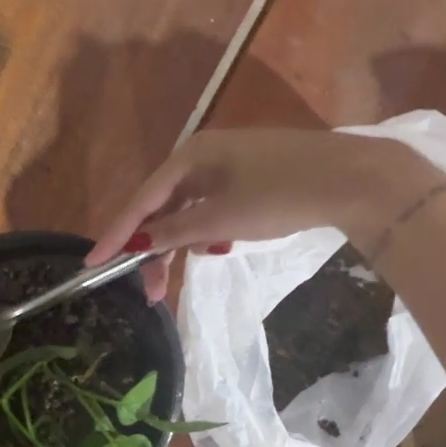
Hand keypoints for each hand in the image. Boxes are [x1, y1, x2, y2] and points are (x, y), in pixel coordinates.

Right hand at [87, 129, 434, 300]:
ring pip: (186, 212)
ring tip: (176, 279)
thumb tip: (134, 246)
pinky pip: (211, 209)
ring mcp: (229, 164)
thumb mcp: (218, 220)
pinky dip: (204, 233)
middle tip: (149, 292)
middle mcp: (204, 154)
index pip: (140, 202)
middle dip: (151, 250)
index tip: (91, 266)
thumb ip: (171, 234)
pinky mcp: (251, 177)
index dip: (115, 236)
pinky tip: (214, 250)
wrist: (353, 179)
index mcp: (190, 155)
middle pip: (161, 208)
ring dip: (178, 246)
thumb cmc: (279, 195)